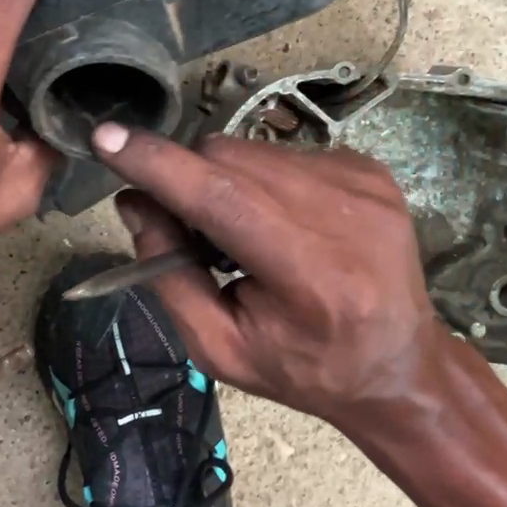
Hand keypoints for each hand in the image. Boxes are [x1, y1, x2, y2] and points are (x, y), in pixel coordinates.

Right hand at [92, 123, 442, 421]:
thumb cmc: (303, 367)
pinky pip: (277, 151)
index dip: (159, 165)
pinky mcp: (369, 168)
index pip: (221, 198)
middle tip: (190, 230)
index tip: (106, 138)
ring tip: (241, 232)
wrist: (400, 365)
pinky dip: (256, 178)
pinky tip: (276, 220)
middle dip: (186, 180)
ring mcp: (363, 184)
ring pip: (247, 149)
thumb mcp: (219, 349)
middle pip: (226, 160)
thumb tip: (133, 201)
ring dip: (221, 179)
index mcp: (312, 275)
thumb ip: (168, 276)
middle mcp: (345, 216)